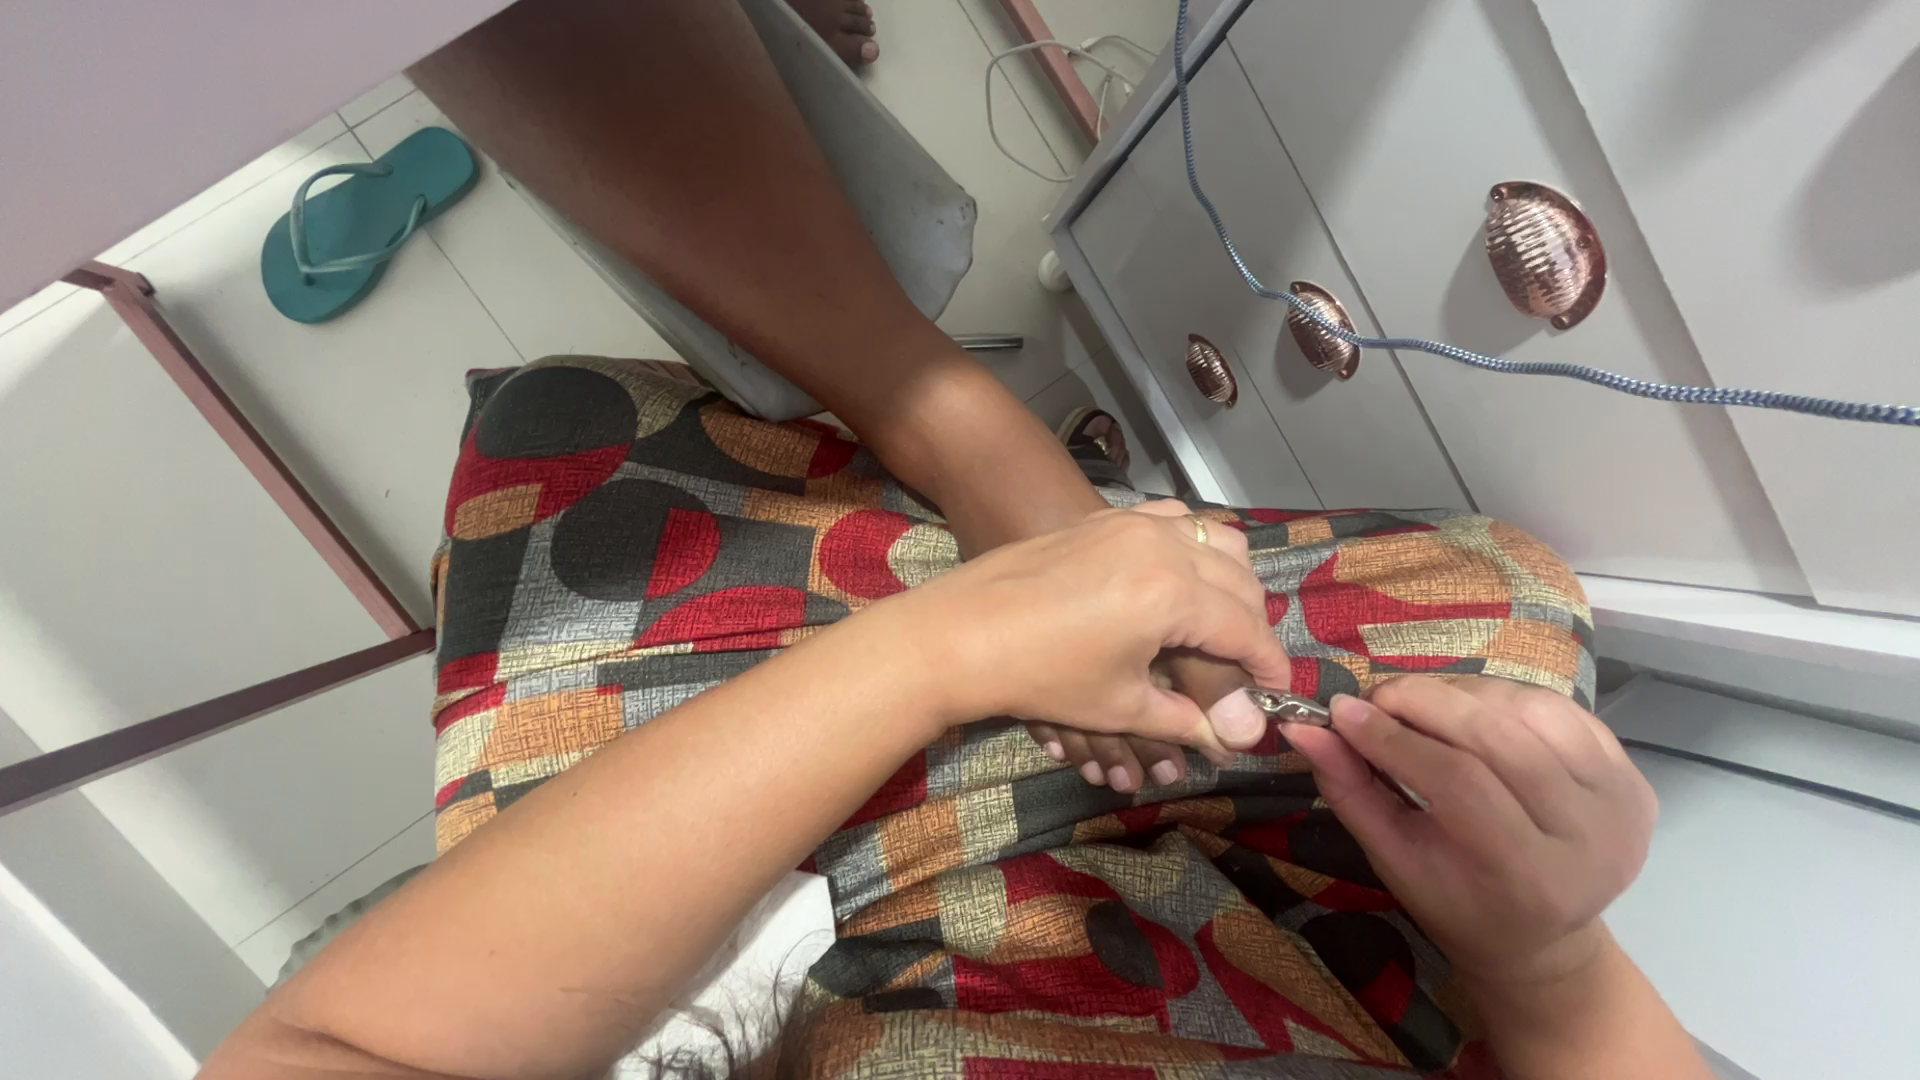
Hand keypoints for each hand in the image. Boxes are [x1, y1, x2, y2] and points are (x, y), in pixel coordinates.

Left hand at [1024, 502, 1272, 791]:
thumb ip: (1188, 717)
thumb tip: (1237, 737)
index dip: (1269, 663)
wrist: (961, 632)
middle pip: (1239, 579)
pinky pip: (1171, 518)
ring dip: (1229, 579)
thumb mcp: (1119, 704)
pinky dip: (1191, 544)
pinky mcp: (1103, 517)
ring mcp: (1130, 522)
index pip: (1246, 627)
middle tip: (1247, 666)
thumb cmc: (1040, 675)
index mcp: (1172, 592)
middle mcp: (1161, 544)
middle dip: (1253, 624)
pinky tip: (1180, 574)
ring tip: (1219, 621)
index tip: (1277, 690)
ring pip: (1212, 538)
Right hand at [1283, 676, 1656, 990]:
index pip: (1458, 782)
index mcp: (1529, 876)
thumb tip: (1302, 726)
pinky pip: (1558, 707)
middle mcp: (1593, 839)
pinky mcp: (1634, 777)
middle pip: (1499, 737)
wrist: (1541, 933)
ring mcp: (1622, 804)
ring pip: (1528, 710)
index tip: (1339, 710)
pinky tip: (1472, 713)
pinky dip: (1501, 695)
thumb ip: (1346, 787)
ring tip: (1423, 709)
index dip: (1392, 737)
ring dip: (1461, 694)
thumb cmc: (1452, 899)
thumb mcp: (1389, 854)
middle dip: (1423, 701)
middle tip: (1376, 698)